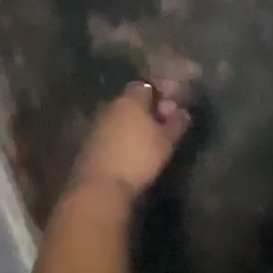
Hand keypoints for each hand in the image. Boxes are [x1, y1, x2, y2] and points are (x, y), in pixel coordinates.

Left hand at [70, 81, 192, 200]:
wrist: (100, 187)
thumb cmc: (139, 157)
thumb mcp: (167, 140)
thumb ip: (177, 122)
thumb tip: (183, 111)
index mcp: (130, 99)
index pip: (146, 86)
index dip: (160, 94)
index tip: (172, 109)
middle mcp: (111, 107)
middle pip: (132, 101)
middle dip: (149, 110)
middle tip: (165, 126)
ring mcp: (97, 125)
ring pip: (121, 118)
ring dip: (135, 126)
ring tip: (151, 142)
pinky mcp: (89, 145)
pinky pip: (112, 133)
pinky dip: (123, 138)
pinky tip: (133, 152)